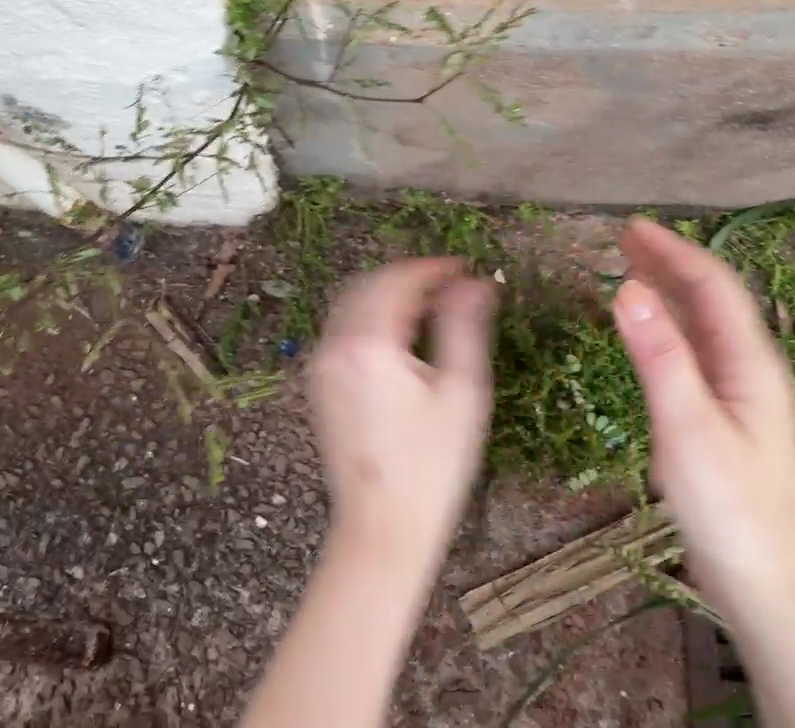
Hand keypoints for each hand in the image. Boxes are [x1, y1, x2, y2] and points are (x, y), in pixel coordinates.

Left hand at [306, 259, 497, 570]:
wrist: (382, 525)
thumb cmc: (431, 466)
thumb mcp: (462, 393)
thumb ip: (465, 327)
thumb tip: (475, 283)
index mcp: (368, 344)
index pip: (396, 280)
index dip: (432, 268)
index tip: (464, 268)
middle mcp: (334, 346)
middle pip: (367, 285)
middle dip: (407, 277)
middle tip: (450, 284)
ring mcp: (321, 366)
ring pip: (350, 306)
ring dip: (386, 295)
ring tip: (430, 306)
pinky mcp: (319, 385)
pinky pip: (341, 331)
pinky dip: (369, 319)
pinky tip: (400, 337)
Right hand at [609, 219, 794, 625]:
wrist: (770, 587)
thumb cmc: (731, 509)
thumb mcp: (687, 427)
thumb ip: (659, 356)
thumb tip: (627, 288)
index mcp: (752, 366)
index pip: (714, 288)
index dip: (675, 251)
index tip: (631, 226)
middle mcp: (752, 374)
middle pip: (712, 303)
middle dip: (670, 264)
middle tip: (623, 239)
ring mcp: (742, 401)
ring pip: (704, 331)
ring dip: (669, 296)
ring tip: (629, 272)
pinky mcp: (726, 425)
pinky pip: (696, 359)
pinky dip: (668, 333)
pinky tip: (650, 339)